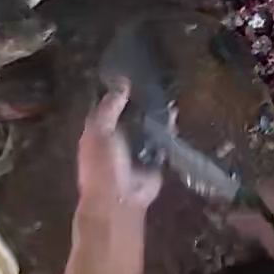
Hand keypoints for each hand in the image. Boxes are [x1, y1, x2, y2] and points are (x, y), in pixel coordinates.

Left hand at [77, 80, 161, 224]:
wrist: (119, 199)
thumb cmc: (102, 164)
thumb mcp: (99, 130)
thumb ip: (109, 107)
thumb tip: (121, 82)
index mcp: (100, 131)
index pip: (110, 106)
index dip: (120, 91)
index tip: (133, 75)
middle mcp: (119, 138)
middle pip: (133, 115)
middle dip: (144, 103)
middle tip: (157, 86)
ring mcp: (138, 150)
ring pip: (150, 127)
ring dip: (159, 116)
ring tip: (169, 99)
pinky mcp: (155, 159)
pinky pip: (163, 142)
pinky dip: (169, 132)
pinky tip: (174, 118)